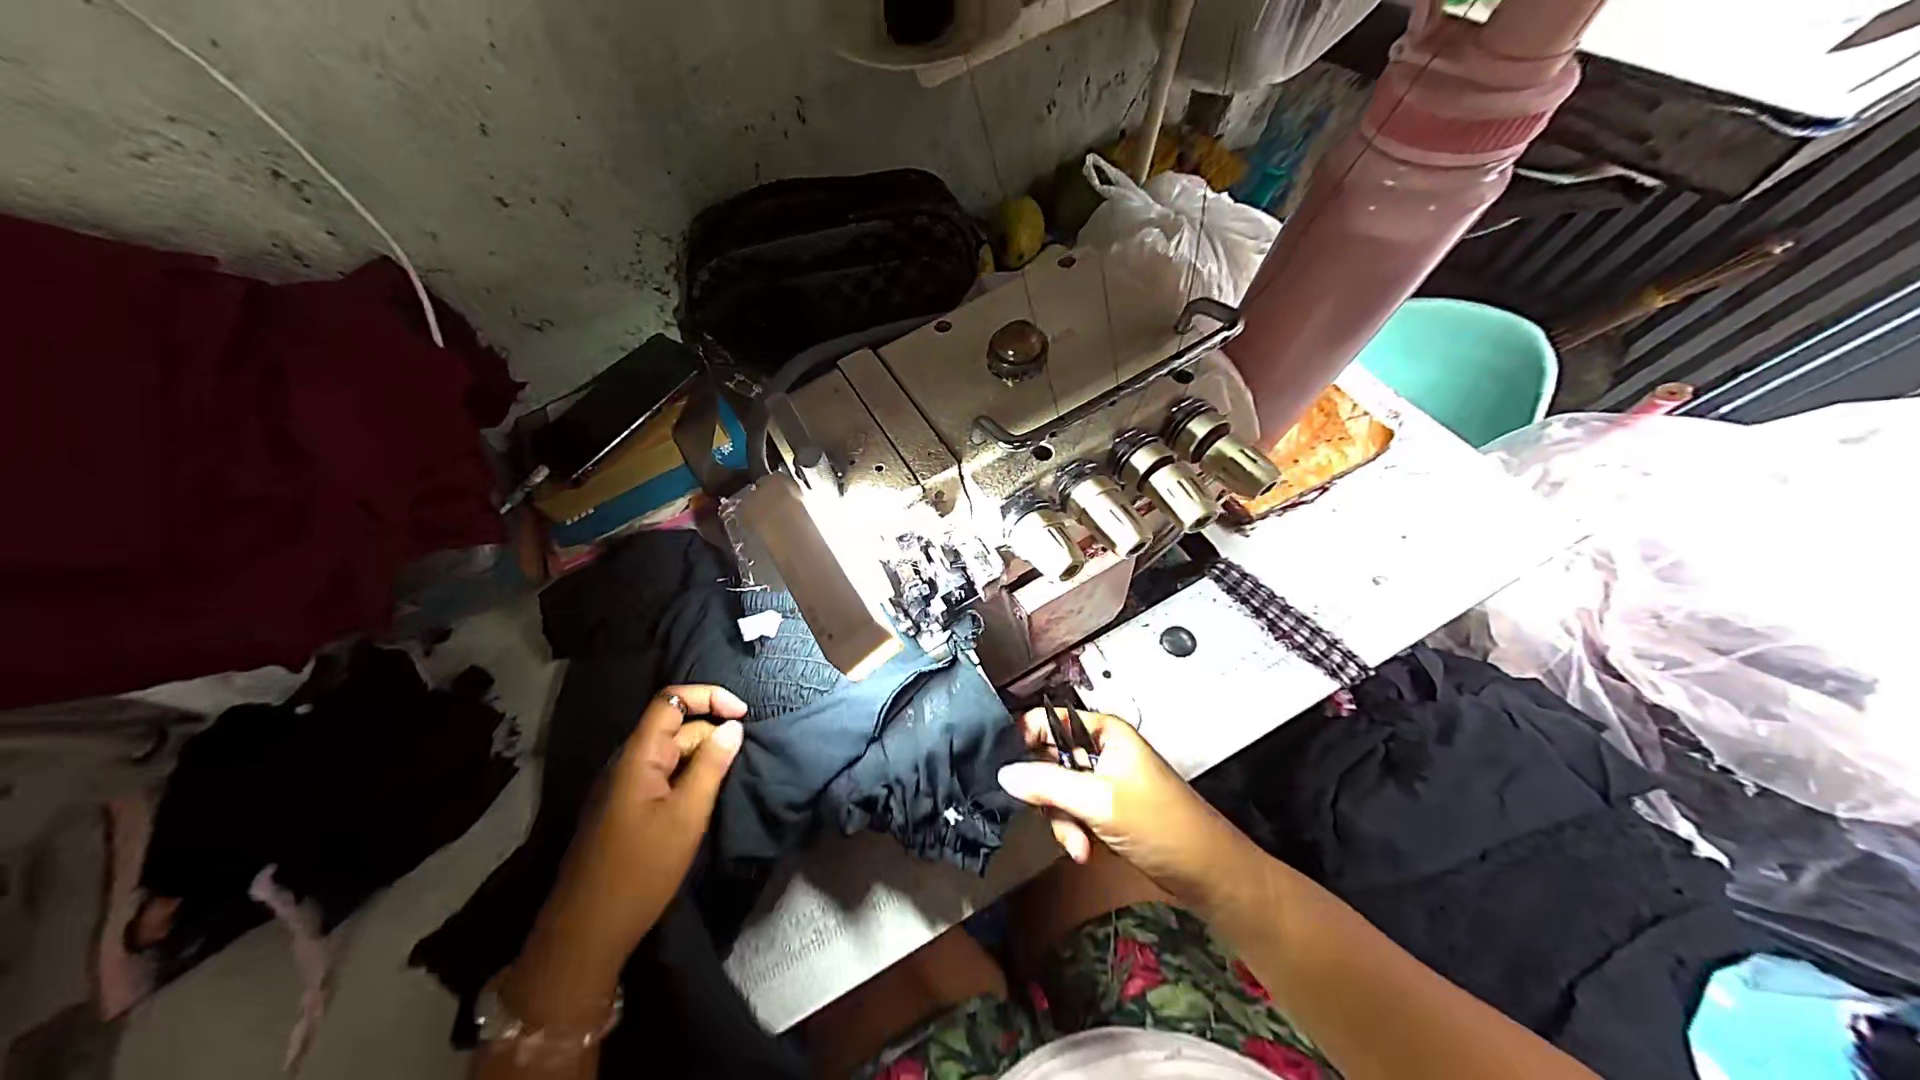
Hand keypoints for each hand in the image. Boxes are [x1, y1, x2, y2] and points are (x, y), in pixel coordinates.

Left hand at [507, 685, 746, 1024]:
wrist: (586, 932)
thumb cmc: (641, 869)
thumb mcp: (687, 815)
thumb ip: (711, 766)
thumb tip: (733, 726)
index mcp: (637, 756)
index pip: (670, 700)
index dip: (708, 696)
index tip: (743, 713)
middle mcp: (626, 763)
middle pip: (673, 727)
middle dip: (711, 733)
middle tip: (740, 761)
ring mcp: (623, 788)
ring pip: (670, 754)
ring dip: (702, 757)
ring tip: (728, 780)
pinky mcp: (624, 810)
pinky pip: (662, 777)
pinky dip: (688, 777)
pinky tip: (704, 798)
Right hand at [997, 708, 1262, 913]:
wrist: (1206, 873)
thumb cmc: (1162, 825)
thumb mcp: (1100, 801)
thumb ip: (1049, 784)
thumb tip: (1005, 773)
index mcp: (1104, 732)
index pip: (1049, 720)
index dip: (1026, 739)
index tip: (1008, 766)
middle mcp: (1101, 750)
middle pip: (1048, 758)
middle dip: (1047, 793)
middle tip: (1053, 815)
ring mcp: (1102, 780)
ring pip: (1057, 790)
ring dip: (1061, 819)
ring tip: (1078, 845)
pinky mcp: (1104, 808)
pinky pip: (1071, 811)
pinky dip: (1072, 831)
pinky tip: (1084, 850)